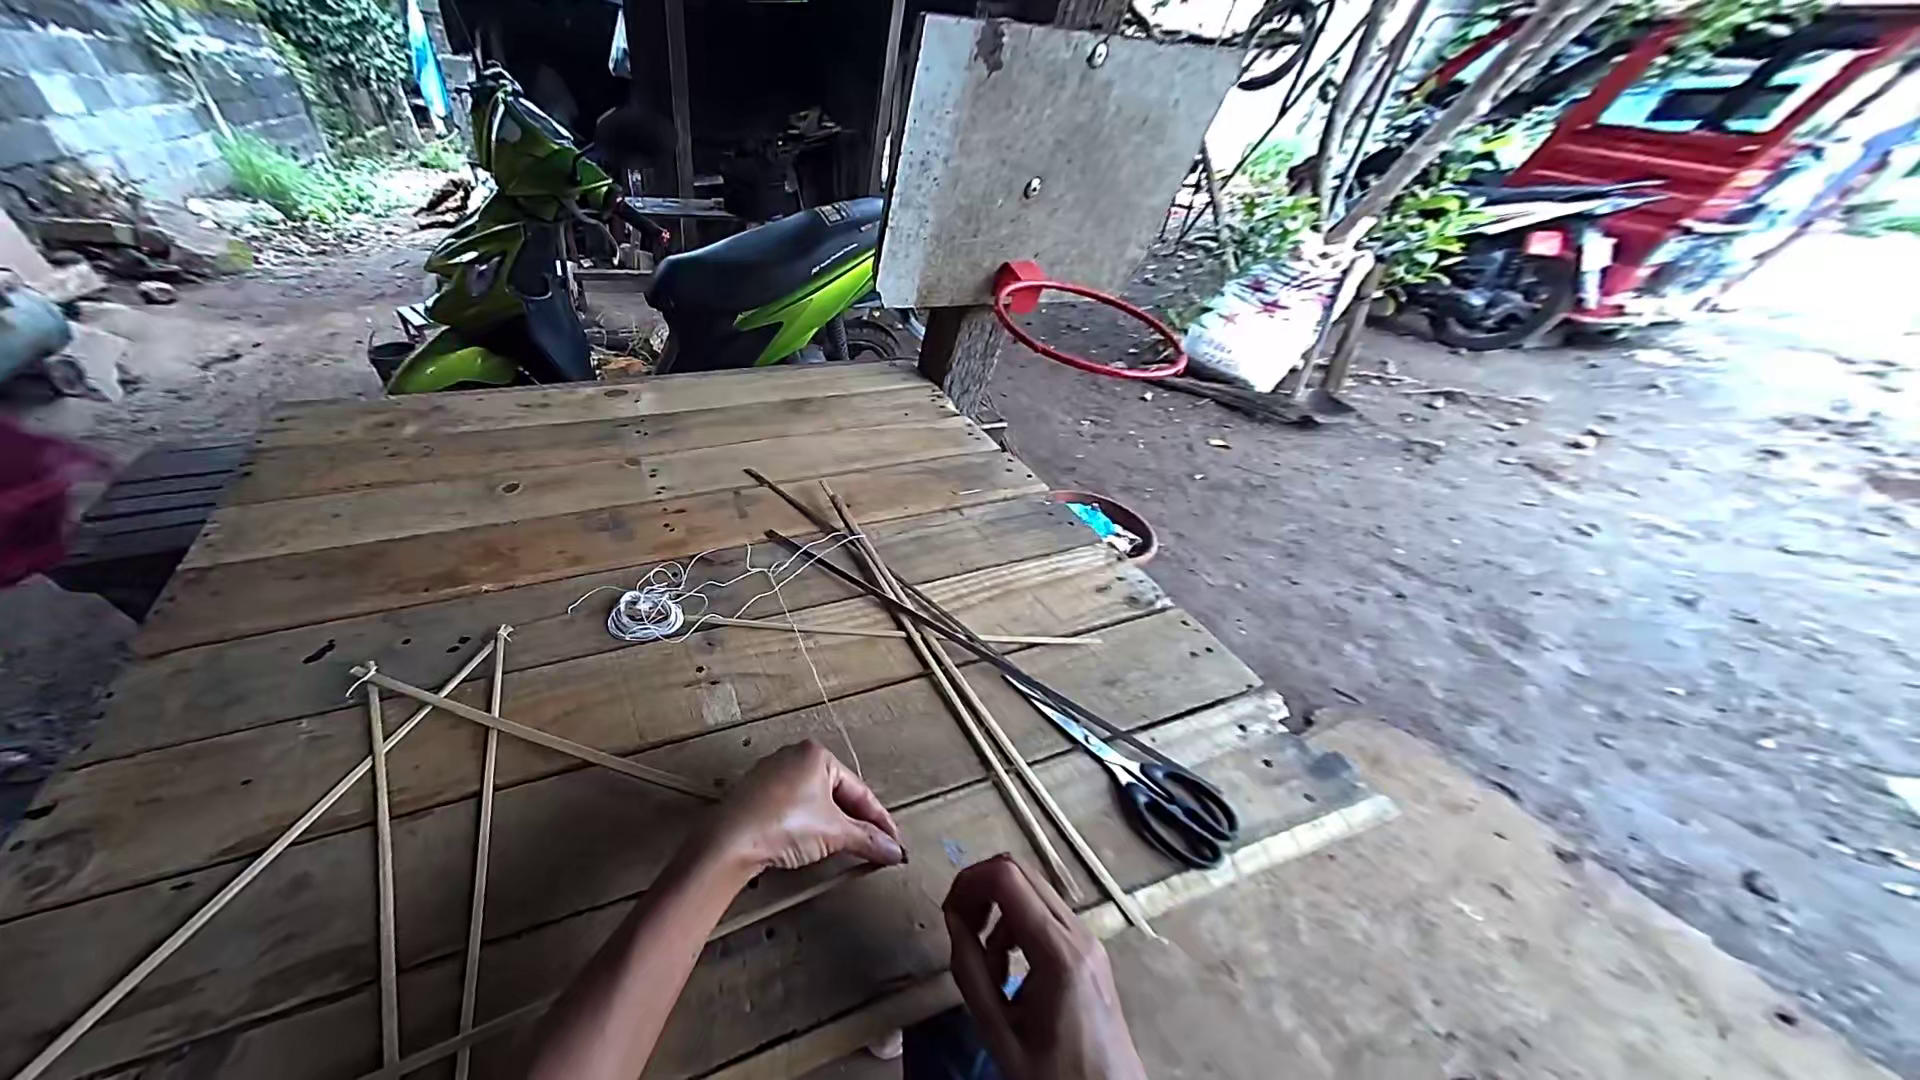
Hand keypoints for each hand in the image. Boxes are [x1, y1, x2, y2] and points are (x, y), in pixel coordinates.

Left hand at [705, 741, 906, 873]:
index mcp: (818, 754)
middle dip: (855, 821)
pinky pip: (791, 806)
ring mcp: (771, 774)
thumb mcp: (835, 833)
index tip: (892, 839)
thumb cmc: (782, 824)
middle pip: (837, 793)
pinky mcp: (754, 794)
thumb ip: (868, 839)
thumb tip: (894, 850)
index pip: (859, 790)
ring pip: (814, 800)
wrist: (729, 843)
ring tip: (846, 846)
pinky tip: (811, 842)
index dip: (878, 819)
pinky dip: (806, 823)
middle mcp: (794, 756)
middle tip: (873, 845)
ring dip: (832, 823)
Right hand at [943, 855, 1146, 1079]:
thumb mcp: (1000, 1035)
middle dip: (981, 890)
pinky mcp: (1089, 949)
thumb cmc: (1055, 1078)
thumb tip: (952, 918)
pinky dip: (1017, 925)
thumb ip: (970, 973)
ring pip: (1032, 890)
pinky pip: (1046, 914)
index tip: (949, 910)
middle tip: (960, 928)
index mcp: (1059, 952)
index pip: (1008, 878)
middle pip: (1020, 872)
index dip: (970, 881)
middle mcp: (1079, 932)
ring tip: (986, 965)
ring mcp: (1089, 937)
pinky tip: (1009, 968)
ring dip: (998, 912)